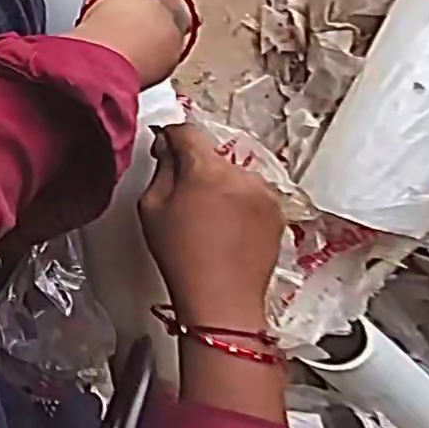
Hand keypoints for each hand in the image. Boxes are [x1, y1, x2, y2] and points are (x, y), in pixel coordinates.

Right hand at [138, 123, 283, 330]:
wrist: (221, 297)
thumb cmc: (180, 254)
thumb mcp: (151, 206)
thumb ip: (161, 168)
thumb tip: (168, 148)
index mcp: (208, 170)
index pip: (187, 131)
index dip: (169, 136)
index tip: (161, 147)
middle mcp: (243, 175)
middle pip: (211, 153)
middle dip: (193, 164)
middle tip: (177, 192)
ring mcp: (265, 194)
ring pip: (231, 173)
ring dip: (216, 183)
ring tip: (201, 214)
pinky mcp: (277, 212)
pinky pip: (248, 192)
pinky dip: (234, 200)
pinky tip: (220, 225)